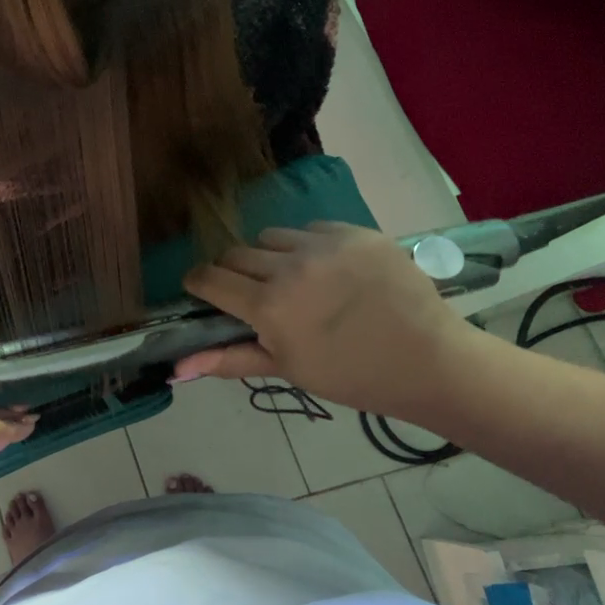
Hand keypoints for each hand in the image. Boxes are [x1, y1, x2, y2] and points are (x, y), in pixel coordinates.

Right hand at [175, 223, 483, 421]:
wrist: (429, 362)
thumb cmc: (350, 375)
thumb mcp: (286, 369)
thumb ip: (228, 359)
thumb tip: (175, 369)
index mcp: (268, 306)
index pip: (209, 278)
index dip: (198, 284)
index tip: (202, 293)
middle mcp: (290, 267)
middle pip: (235, 254)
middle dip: (232, 272)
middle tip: (251, 294)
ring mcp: (325, 245)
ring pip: (270, 238)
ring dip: (269, 257)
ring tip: (292, 280)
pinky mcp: (356, 232)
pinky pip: (310, 229)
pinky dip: (306, 246)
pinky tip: (326, 271)